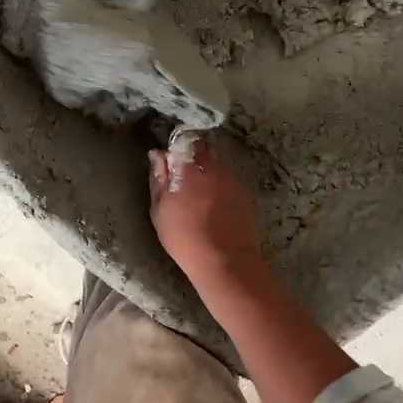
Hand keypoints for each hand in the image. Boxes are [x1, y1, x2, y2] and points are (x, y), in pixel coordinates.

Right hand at [148, 131, 265, 288]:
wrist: (225, 261)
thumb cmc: (184, 237)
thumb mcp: (160, 210)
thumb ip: (159, 179)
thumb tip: (157, 155)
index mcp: (191, 167)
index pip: (185, 141)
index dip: (177, 148)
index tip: (170, 162)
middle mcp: (215, 167)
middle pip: (204, 150)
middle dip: (194, 158)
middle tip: (183, 178)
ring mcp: (233, 180)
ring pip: (218, 166)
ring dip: (208, 173)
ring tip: (199, 195)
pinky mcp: (245, 195)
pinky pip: (229, 182)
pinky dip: (221, 187)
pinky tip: (215, 206)